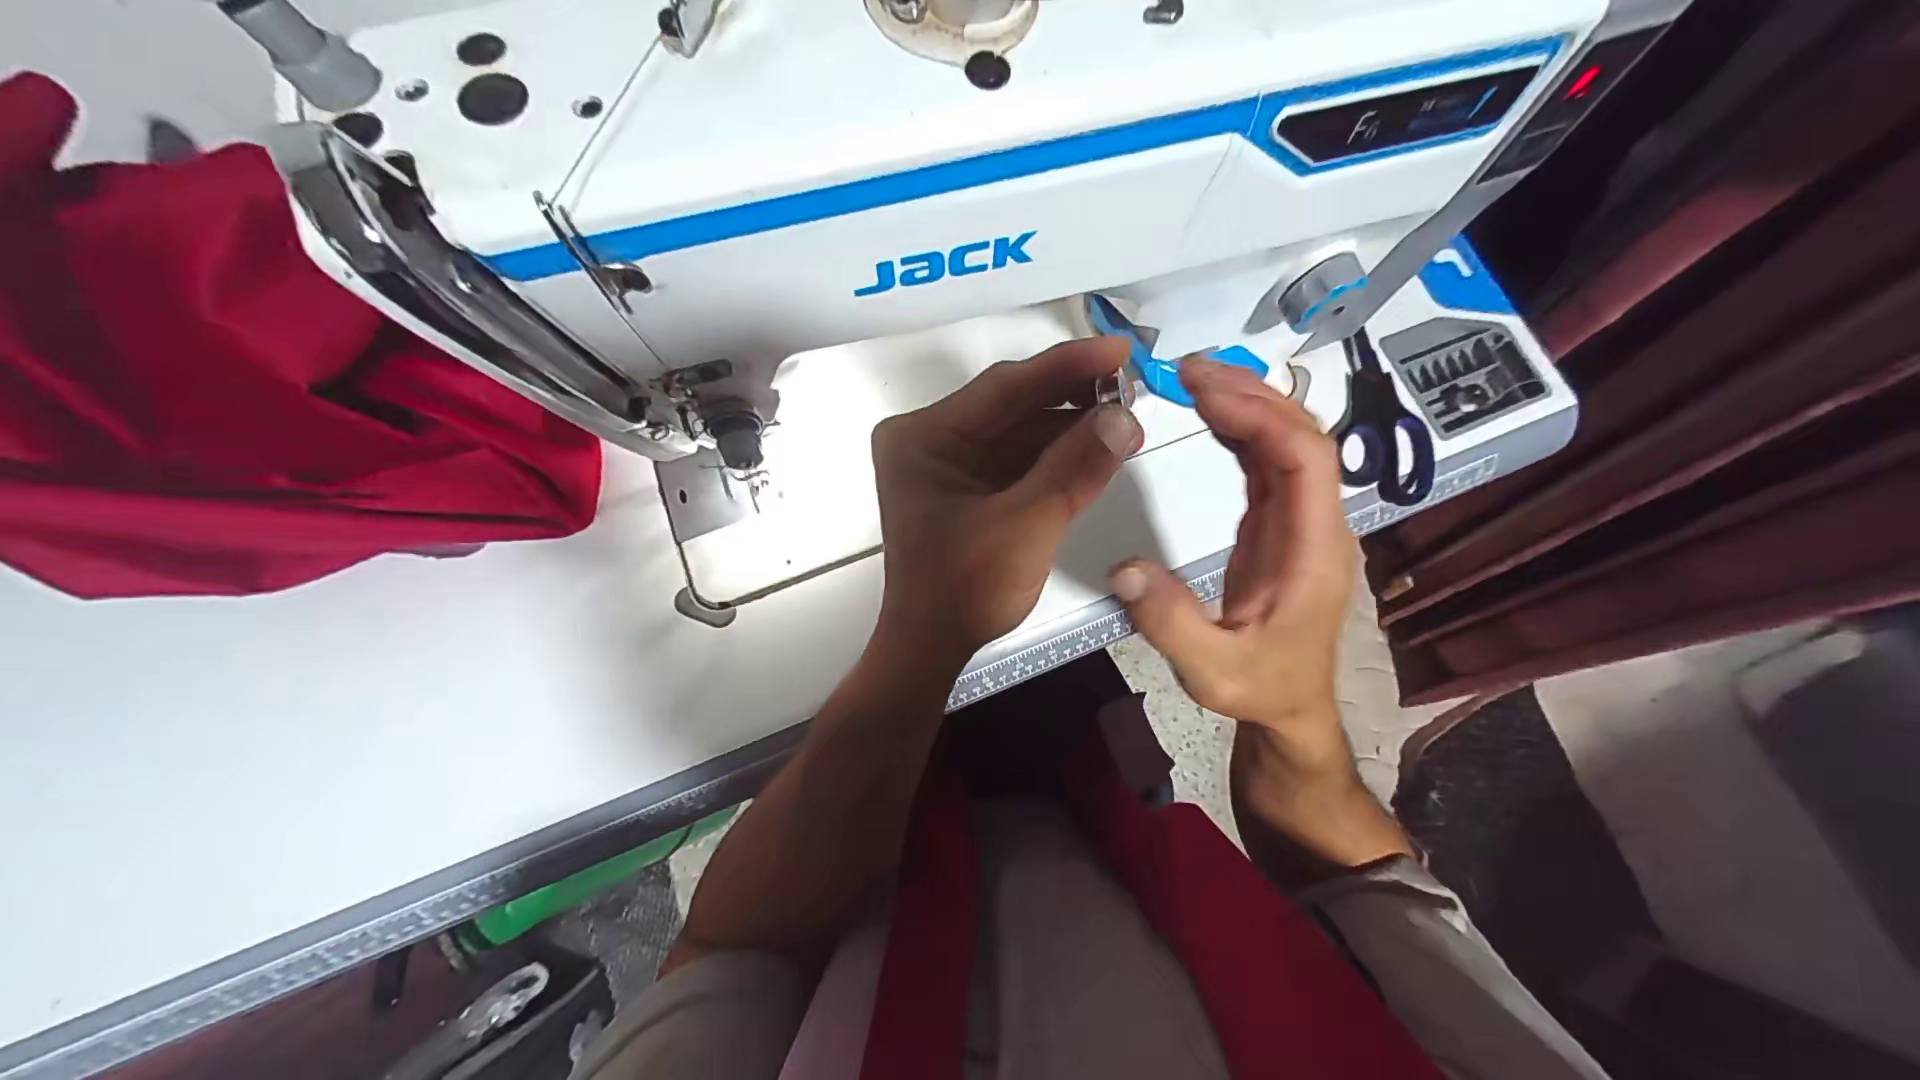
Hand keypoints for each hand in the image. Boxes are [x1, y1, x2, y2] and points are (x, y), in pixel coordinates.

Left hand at [872, 337, 1142, 659]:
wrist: (932, 646)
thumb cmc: (963, 592)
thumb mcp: (1024, 527)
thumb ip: (1073, 469)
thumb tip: (1123, 416)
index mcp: (923, 438)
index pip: (1003, 388)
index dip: (1066, 366)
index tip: (1120, 350)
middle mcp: (931, 440)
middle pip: (1012, 404)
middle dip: (1072, 398)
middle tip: (1132, 388)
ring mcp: (950, 463)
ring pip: (1020, 430)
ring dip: (1071, 427)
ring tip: (1126, 421)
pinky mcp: (970, 485)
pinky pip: (1020, 458)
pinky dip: (1059, 455)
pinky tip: (1099, 447)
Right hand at [1109, 354, 1356, 741]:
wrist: (1288, 707)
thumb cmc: (1258, 689)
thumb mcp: (1211, 671)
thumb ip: (1170, 622)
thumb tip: (1123, 567)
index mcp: (1313, 552)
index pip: (1305, 460)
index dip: (1261, 416)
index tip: (1204, 390)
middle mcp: (1317, 526)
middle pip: (1302, 437)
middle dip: (1251, 396)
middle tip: (1189, 371)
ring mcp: (1301, 523)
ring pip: (1287, 443)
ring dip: (1247, 405)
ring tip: (1195, 381)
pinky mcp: (1280, 526)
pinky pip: (1268, 464)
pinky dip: (1242, 432)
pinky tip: (1211, 416)